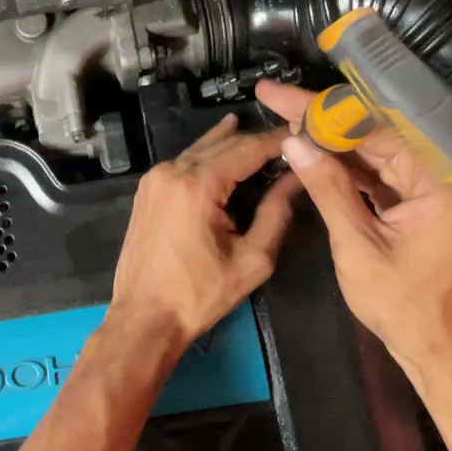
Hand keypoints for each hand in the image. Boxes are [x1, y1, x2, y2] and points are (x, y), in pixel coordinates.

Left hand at [108, 114, 301, 347]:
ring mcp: (155, 178)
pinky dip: (208, 157)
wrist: (145, 316)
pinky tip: (226, 155)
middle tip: (290, 140)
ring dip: (231, 144)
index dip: (278, 140)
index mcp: (198, 185)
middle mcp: (172, 171)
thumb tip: (298, 176)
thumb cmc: (200, 295)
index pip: (248, 148)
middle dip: (256, 141)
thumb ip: (276, 212)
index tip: (306, 134)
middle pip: (224, 144)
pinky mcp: (147, 189)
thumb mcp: (252, 259)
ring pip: (201, 149)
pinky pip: (184, 163)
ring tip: (264, 141)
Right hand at [254, 81, 451, 386]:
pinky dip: (346, 167)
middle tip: (274, 101)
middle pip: (375, 134)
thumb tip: (295, 144)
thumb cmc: (402, 304)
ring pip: (374, 151)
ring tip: (285, 121)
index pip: (373, 129)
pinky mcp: (419, 204)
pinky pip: (379, 174)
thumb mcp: (357, 245)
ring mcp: (432, 189)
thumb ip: (327, 190)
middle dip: (322, 119)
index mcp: (440, 180)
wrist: (438, 348)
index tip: (280, 96)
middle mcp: (442, 175)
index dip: (322, 111)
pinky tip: (313, 154)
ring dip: (331, 141)